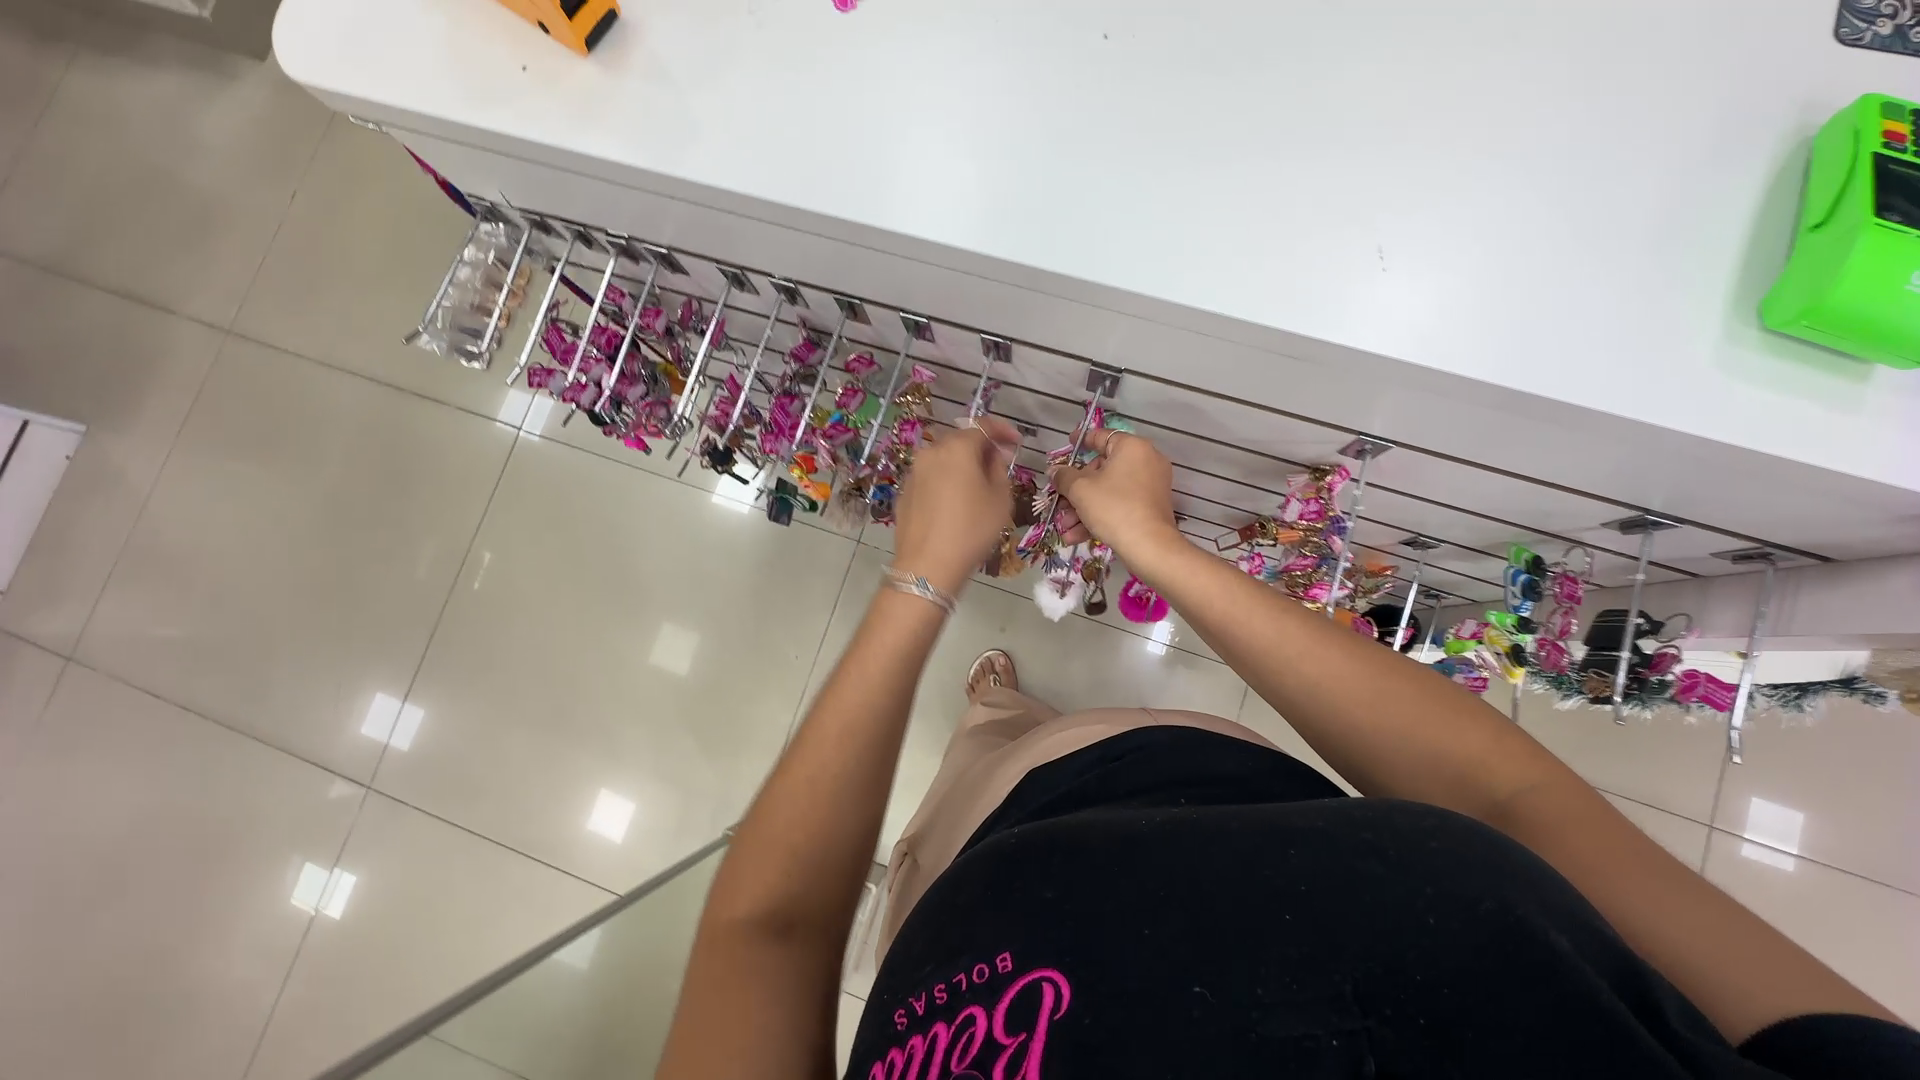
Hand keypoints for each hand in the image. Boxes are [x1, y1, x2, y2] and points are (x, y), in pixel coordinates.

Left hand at [891, 416, 1018, 594]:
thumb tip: (993, 457)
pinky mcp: (904, 493)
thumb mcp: (1000, 499)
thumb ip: (999, 469)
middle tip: (998, 463)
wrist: (927, 566)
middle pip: (959, 441)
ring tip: (977, 485)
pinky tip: (954, 503)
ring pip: (942, 460)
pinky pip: (930, 479)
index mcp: (957, 448)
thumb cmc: (972, 530)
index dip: (1002, 430)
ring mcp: (913, 473)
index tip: (1016, 440)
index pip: (982, 426)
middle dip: (981, 447)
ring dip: (961, 465)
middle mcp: (930, 453)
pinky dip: (945, 482)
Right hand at [1051, 428, 1182, 565]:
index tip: (1068, 444)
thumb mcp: (1080, 489)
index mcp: (1131, 448)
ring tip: (1065, 527)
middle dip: (1076, 490)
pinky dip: (1099, 517)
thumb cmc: (1113, 507)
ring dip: (1082, 509)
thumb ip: (1063, 476)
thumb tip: (1055, 471)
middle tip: (1060, 502)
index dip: (1082, 440)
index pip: (1103, 436)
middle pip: (1102, 470)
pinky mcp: (1150, 508)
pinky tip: (1076, 537)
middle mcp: (1145, 461)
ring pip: (1108, 492)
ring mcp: (1150, 486)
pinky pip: (1120, 505)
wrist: (1149, 546)